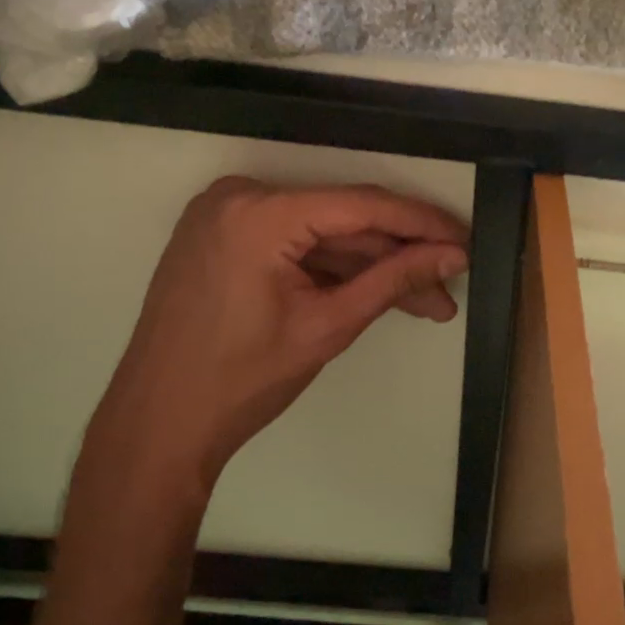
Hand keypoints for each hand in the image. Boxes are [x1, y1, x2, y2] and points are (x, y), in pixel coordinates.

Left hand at [97, 179, 468, 483]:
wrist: (158, 426)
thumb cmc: (241, 380)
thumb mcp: (328, 326)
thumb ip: (395, 281)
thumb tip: (454, 255)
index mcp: (259, 213)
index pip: (361, 206)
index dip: (421, 223)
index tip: (466, 240)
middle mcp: (238, 198)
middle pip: (342, 221)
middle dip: (399, 257)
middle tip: (449, 286)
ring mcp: (225, 217)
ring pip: (321, 237)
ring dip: (371, 268)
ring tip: (425, 303)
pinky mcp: (222, 239)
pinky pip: (293, 245)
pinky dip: (333, 270)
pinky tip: (377, 292)